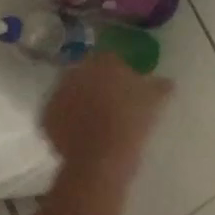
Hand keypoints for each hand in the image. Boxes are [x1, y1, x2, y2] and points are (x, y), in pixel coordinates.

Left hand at [41, 54, 172, 175]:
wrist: (101, 157)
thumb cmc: (132, 122)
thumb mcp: (155, 102)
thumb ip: (161, 86)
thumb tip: (167, 81)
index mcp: (103, 63)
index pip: (110, 56)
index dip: (119, 68)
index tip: (128, 80)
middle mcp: (76, 72)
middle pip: (87, 71)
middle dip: (97, 81)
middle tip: (112, 98)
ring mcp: (57, 94)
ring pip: (71, 91)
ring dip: (81, 98)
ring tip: (96, 116)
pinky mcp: (46, 117)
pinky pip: (60, 112)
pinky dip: (69, 118)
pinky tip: (82, 130)